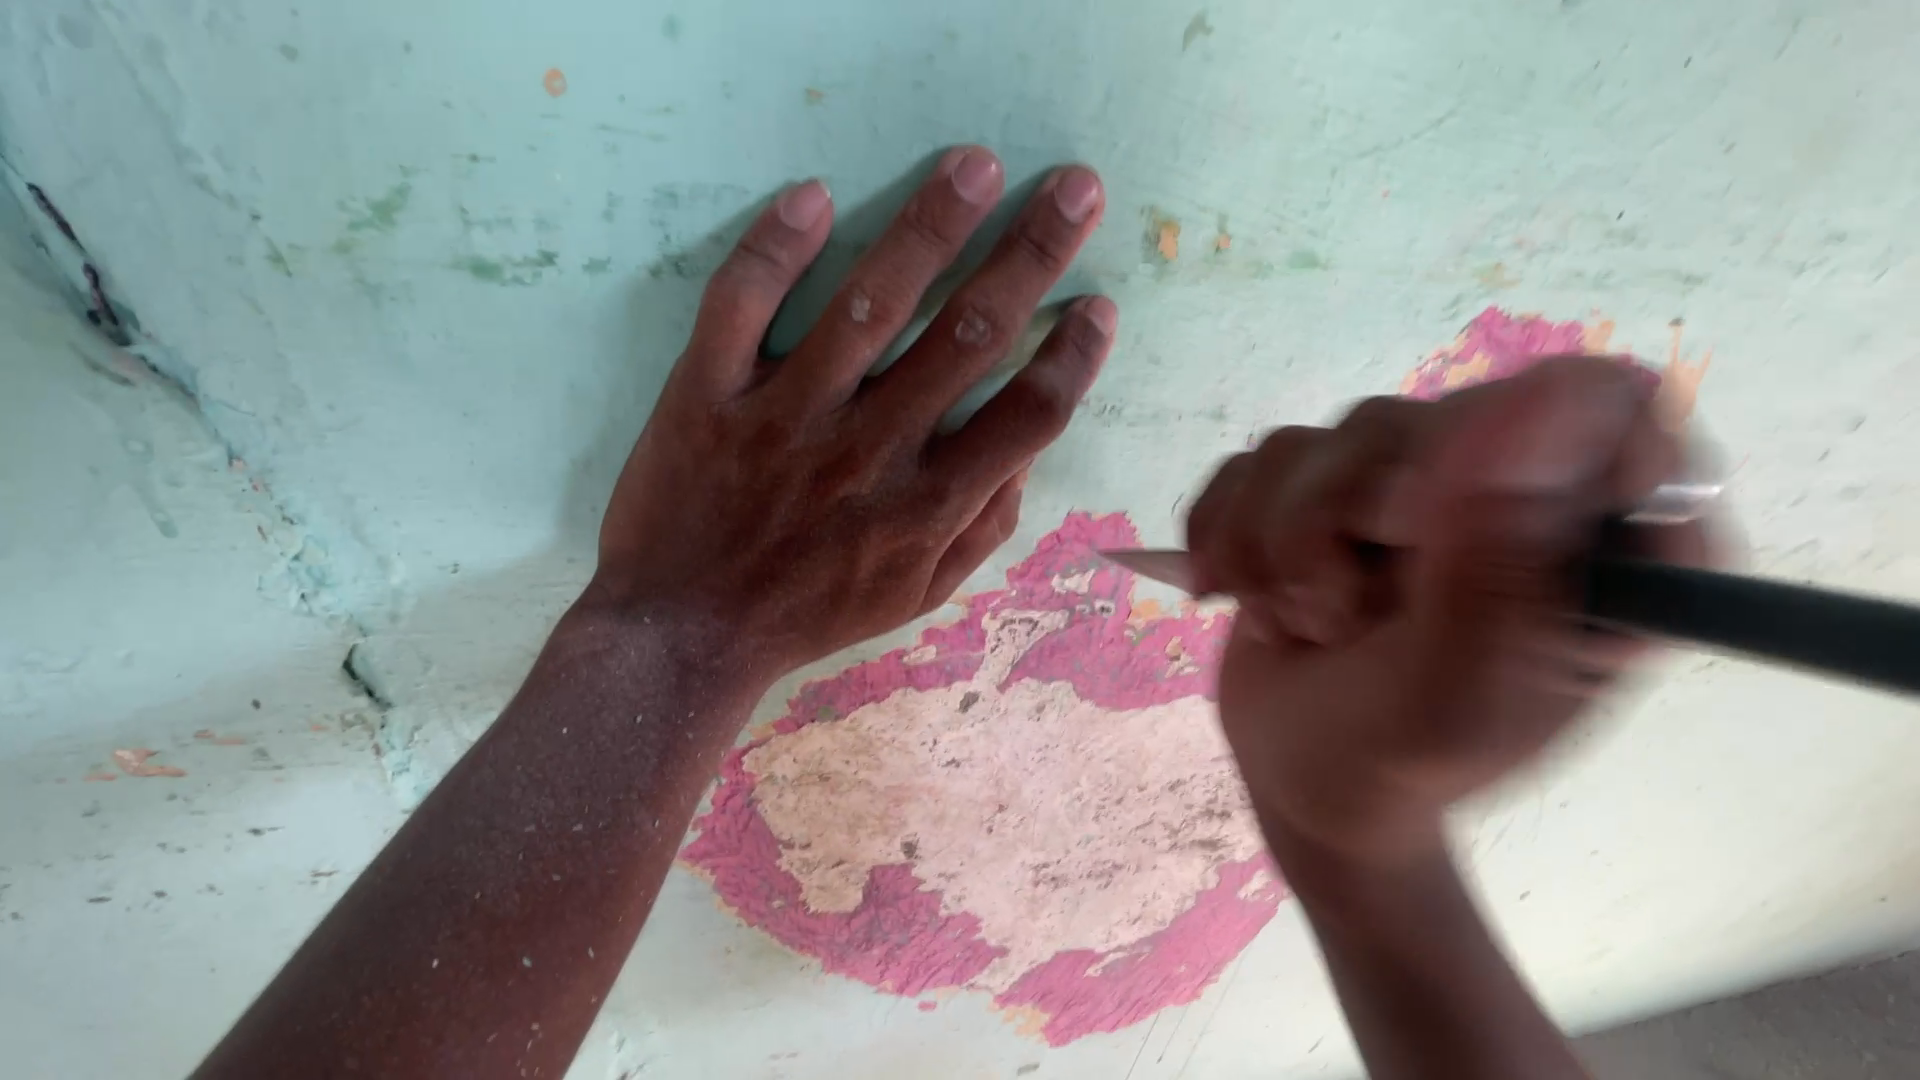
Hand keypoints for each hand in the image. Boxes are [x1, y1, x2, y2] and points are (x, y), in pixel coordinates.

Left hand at [592, 147, 1113, 675]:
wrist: (687, 634)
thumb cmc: (811, 614)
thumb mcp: (918, 595)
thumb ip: (982, 527)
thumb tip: (1026, 453)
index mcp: (928, 505)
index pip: (1026, 417)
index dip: (1073, 357)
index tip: (1098, 306)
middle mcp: (869, 450)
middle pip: (967, 337)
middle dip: (1030, 256)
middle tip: (1075, 189)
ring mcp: (787, 417)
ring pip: (868, 304)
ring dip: (928, 227)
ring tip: (974, 166)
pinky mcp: (709, 396)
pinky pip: (740, 307)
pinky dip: (774, 249)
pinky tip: (812, 197)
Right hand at [1188, 358, 1710, 857]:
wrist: (1306, 779)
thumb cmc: (1401, 757)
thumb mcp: (1458, 691)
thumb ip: (1493, 562)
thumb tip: (1532, 402)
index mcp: (1584, 535)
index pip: (1598, 402)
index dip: (1506, 446)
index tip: (1433, 533)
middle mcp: (1488, 488)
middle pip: (1405, 422)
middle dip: (1335, 529)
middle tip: (1338, 619)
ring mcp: (1386, 486)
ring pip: (1304, 445)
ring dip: (1270, 551)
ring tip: (1294, 626)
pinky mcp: (1301, 494)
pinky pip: (1242, 466)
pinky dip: (1219, 536)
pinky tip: (1232, 593)